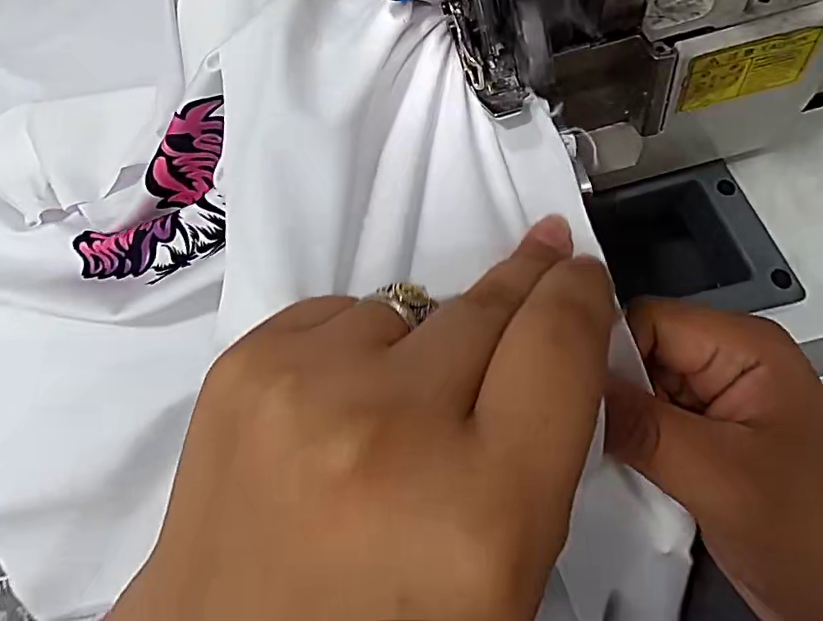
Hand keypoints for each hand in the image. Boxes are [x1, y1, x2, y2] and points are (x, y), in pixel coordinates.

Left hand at [109, 216, 617, 620]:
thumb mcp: (500, 565)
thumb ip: (533, 444)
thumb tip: (544, 329)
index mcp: (479, 511)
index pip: (555, 347)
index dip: (576, 295)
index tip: (578, 268)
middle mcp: (391, 432)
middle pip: (483, 308)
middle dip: (519, 285)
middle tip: (539, 258)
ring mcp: (304, 388)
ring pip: (402, 309)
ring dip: (415, 343)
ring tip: (389, 410)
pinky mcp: (243, 364)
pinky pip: (334, 312)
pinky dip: (348, 344)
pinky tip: (330, 404)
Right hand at [603, 301, 822, 620]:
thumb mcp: (727, 481)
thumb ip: (646, 427)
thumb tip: (578, 390)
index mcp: (745, 345)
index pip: (644, 317)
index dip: (607, 352)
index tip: (580, 393)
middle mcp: (728, 361)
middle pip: (637, 349)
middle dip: (614, 391)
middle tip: (596, 431)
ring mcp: (716, 400)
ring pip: (637, 385)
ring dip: (622, 421)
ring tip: (618, 456)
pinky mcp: (704, 434)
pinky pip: (647, 418)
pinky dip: (632, 442)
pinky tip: (630, 467)